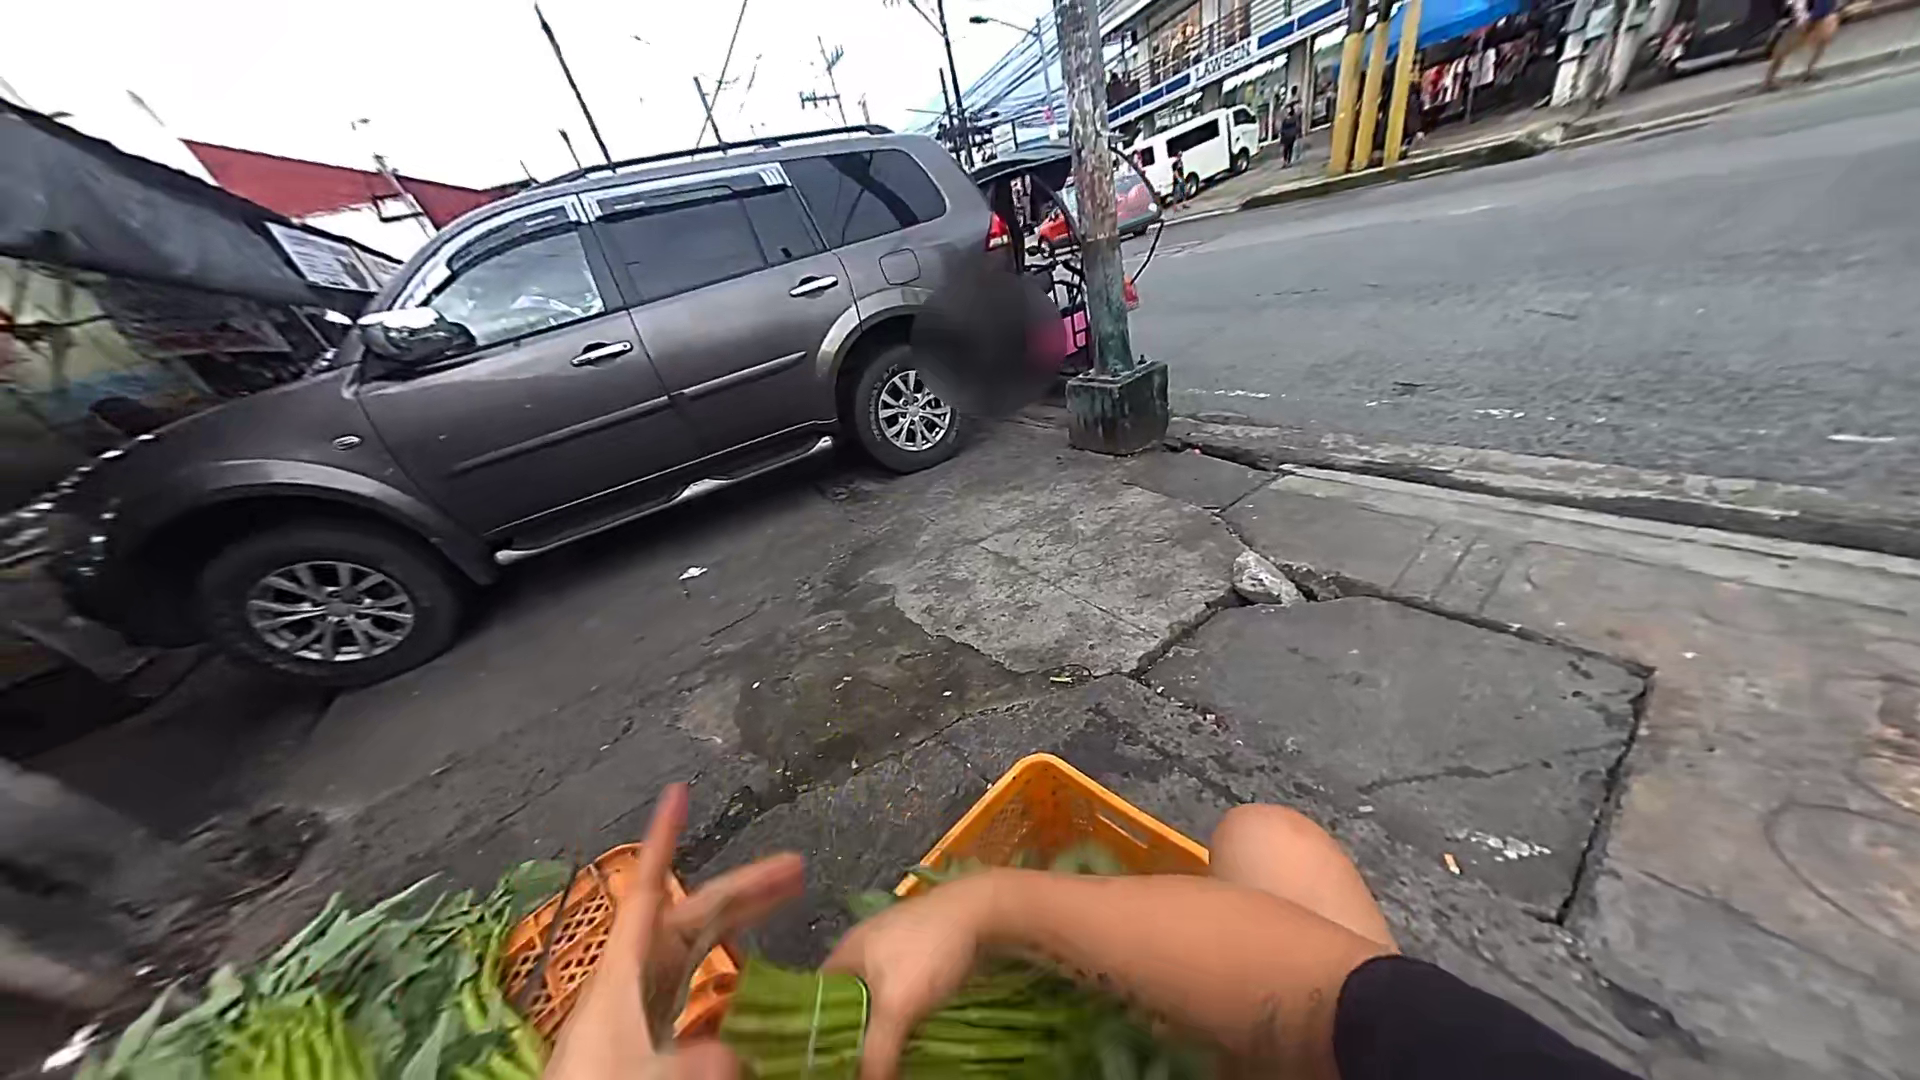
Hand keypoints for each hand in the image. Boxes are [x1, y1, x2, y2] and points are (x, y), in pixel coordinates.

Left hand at [543, 784, 804, 1079]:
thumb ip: (693, 1064)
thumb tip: (743, 1051)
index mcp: (624, 970)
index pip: (647, 889)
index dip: (663, 838)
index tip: (678, 792)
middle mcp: (638, 975)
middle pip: (695, 911)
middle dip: (744, 882)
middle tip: (797, 865)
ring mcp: (647, 1002)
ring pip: (703, 941)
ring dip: (746, 913)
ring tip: (790, 895)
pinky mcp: (655, 1031)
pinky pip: (702, 978)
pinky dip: (734, 961)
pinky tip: (760, 972)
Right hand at [822, 874, 998, 1079]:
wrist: (978, 914)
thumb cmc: (928, 951)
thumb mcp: (896, 1006)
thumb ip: (875, 1053)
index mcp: (847, 951)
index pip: (813, 1000)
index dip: (814, 1034)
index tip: (820, 1065)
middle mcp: (863, 949)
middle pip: (843, 1004)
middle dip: (849, 1037)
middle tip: (851, 1069)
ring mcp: (891, 951)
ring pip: (873, 1002)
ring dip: (876, 1032)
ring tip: (877, 1063)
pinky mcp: (915, 958)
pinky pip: (896, 997)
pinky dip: (897, 1020)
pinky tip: (903, 1042)